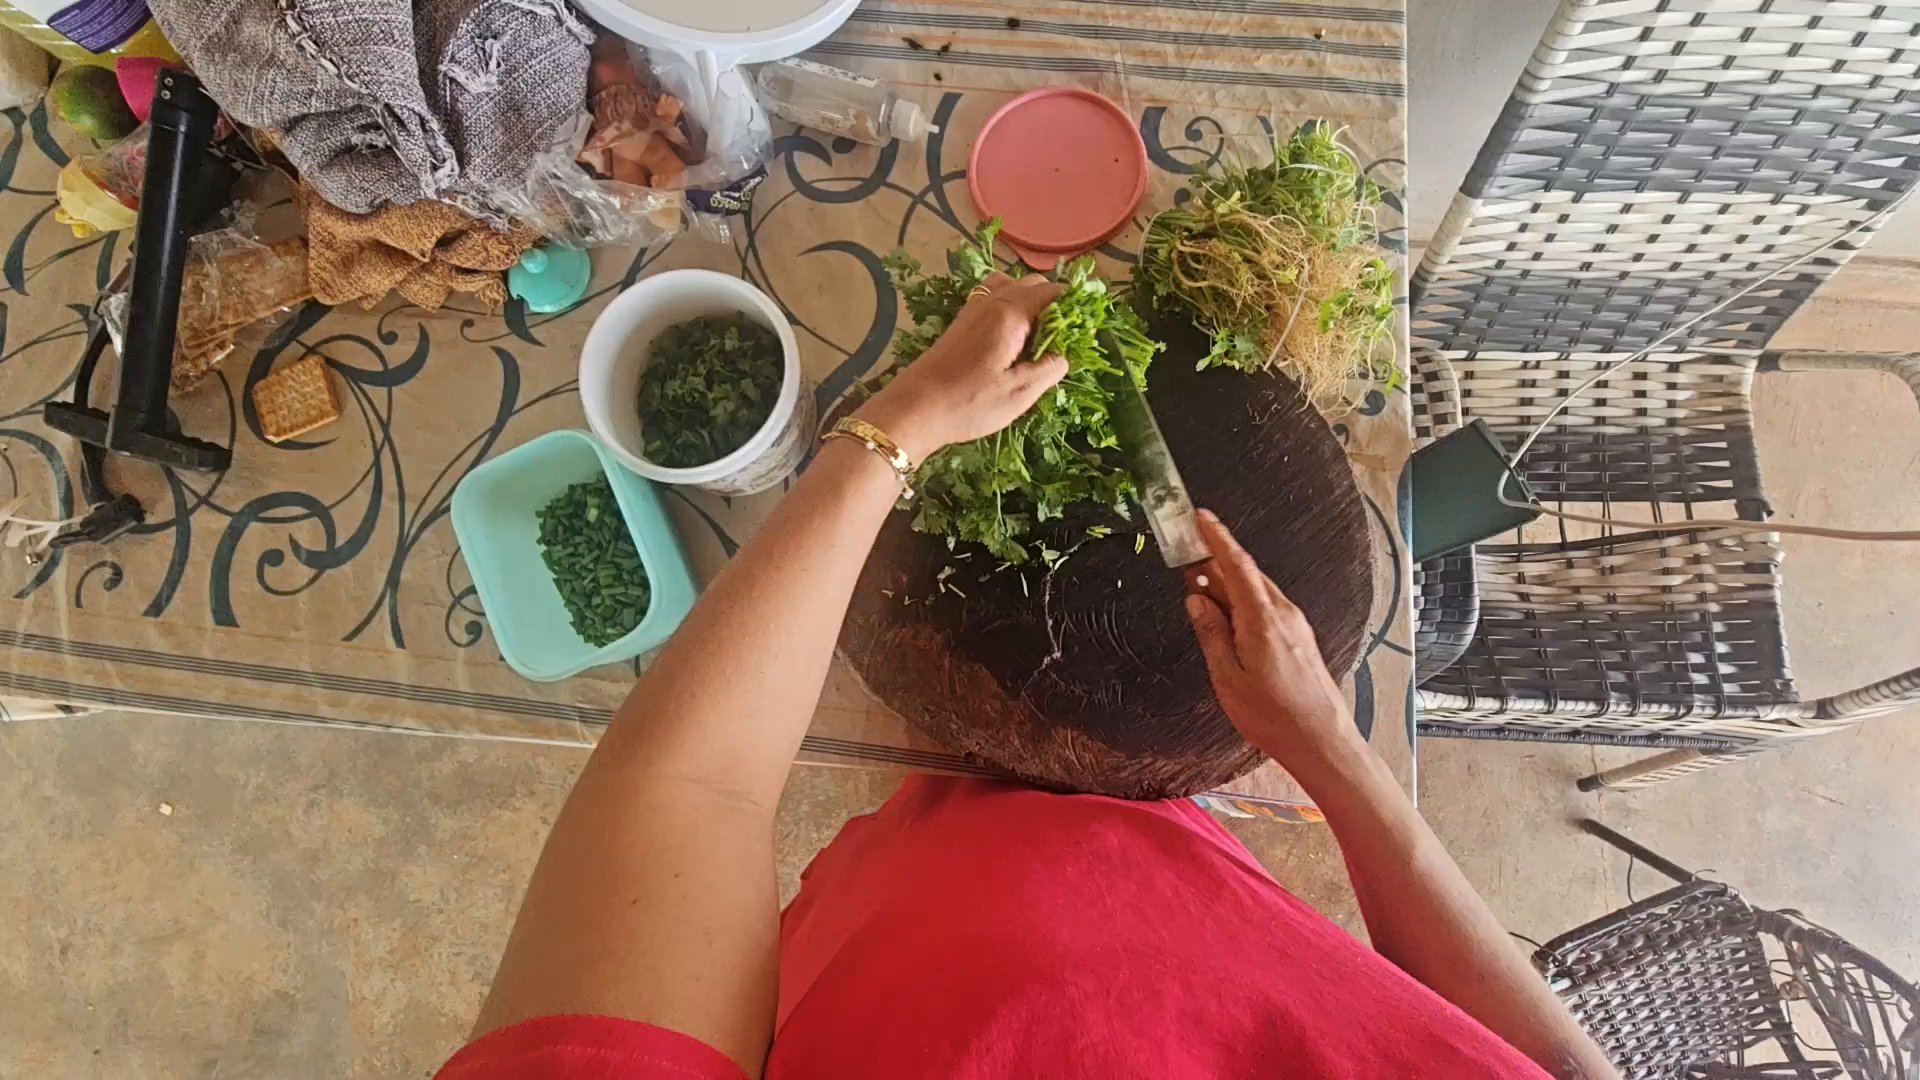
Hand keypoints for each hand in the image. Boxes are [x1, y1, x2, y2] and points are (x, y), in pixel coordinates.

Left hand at [852, 272, 1068, 461]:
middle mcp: (991, 302)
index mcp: (1011, 313)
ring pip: (1010, 287)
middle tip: (1064, 338)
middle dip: (1054, 302)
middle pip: (1031, 283)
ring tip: (1039, 337)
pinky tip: (1012, 340)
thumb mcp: (1020, 393)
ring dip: (1029, 302)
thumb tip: (1064, 355)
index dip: (1075, 306)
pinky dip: (1010, 309)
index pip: (1053, 292)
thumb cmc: (969, 403)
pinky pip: (993, 300)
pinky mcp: (961, 324)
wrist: (915, 409)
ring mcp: (972, 310)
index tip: (1085, 329)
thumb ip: (1050, 368)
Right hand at [1184, 510, 1362, 769]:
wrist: (1323, 743)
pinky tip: (1226, 616)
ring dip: (1227, 584)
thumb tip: (1197, 601)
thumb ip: (1211, 633)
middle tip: (1185, 560)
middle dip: (1214, 562)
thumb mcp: (1228, 678)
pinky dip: (1242, 601)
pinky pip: (1265, 606)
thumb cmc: (1274, 717)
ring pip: (1255, 590)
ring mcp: (1295, 625)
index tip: (1200, 517)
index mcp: (1262, 620)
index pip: (1236, 565)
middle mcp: (1283, 614)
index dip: (1216, 538)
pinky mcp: (1298, 637)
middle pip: (1245, 574)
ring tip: (1199, 592)